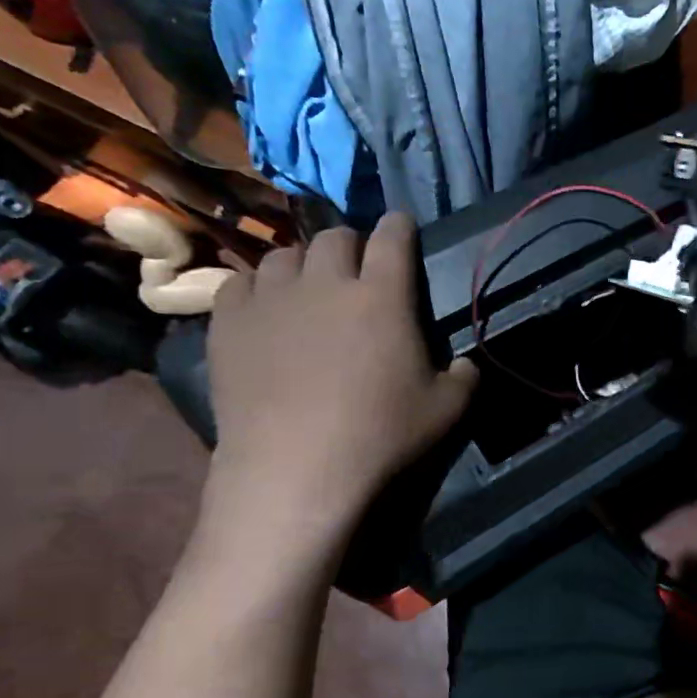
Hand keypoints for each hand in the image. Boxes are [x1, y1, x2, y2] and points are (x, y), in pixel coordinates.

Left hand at [202, 213, 477, 531]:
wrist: (295, 469)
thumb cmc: (379, 436)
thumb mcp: (446, 412)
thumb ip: (465, 378)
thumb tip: (465, 364)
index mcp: (383, 295)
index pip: (394, 235)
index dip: (400, 227)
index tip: (401, 230)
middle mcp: (327, 282)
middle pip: (335, 237)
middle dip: (350, 245)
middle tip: (354, 272)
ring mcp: (273, 298)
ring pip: (284, 254)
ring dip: (302, 265)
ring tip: (305, 290)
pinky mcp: (231, 322)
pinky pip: (239, 282)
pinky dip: (256, 288)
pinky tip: (263, 311)